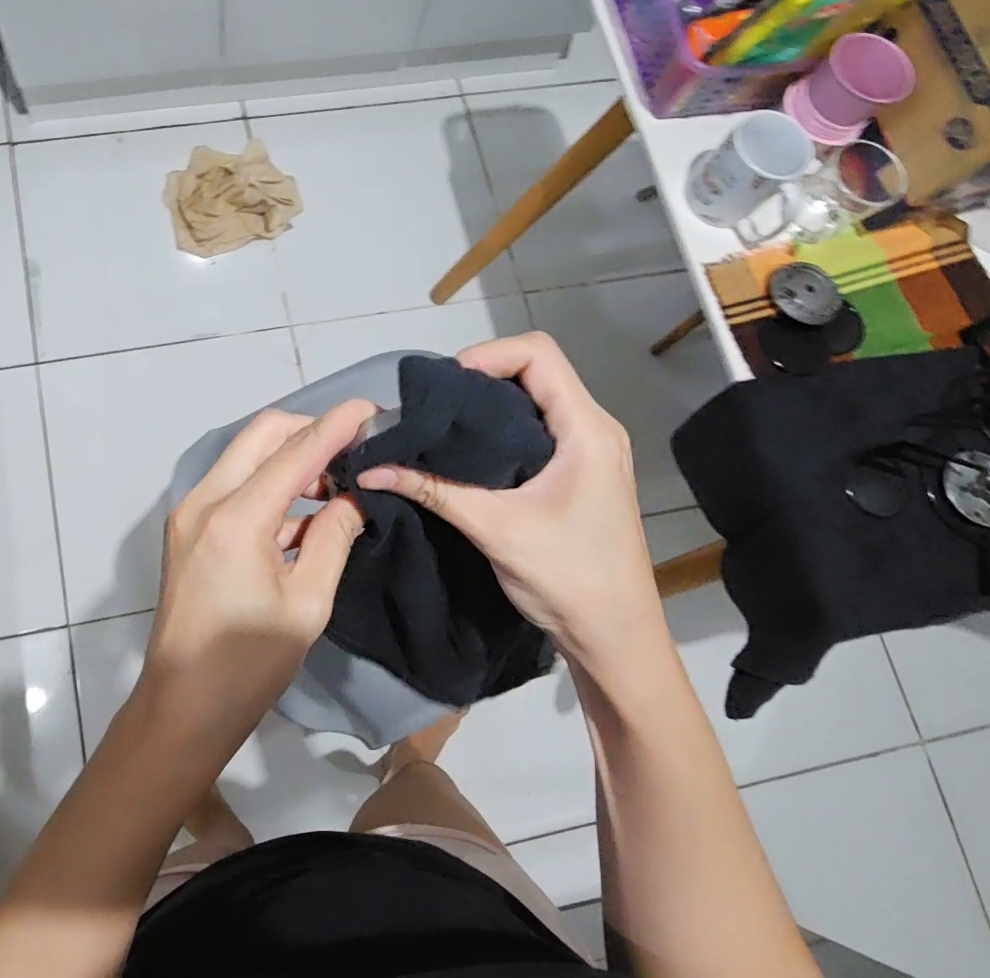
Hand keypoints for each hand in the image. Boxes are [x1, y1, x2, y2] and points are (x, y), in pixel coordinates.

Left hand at [144, 399, 377, 707]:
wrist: (182, 708)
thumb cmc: (249, 665)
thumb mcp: (308, 603)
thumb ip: (334, 539)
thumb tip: (355, 499)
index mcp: (235, 519)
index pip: (295, 452)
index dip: (336, 426)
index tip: (373, 410)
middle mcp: (204, 501)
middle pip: (262, 435)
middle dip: (309, 431)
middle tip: (354, 451)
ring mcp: (189, 513)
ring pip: (245, 456)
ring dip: (289, 457)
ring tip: (337, 484)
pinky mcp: (187, 530)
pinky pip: (234, 485)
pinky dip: (270, 484)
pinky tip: (304, 511)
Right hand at [357, 332, 661, 662]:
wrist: (615, 636)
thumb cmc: (568, 578)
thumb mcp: (495, 529)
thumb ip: (434, 492)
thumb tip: (374, 468)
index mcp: (587, 429)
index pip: (538, 354)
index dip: (487, 355)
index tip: (444, 386)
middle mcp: (595, 429)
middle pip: (537, 372)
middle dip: (482, 378)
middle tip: (434, 407)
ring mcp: (592, 451)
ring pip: (537, 401)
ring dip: (491, 405)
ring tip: (444, 428)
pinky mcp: (582, 473)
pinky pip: (540, 430)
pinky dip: (504, 430)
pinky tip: (470, 455)